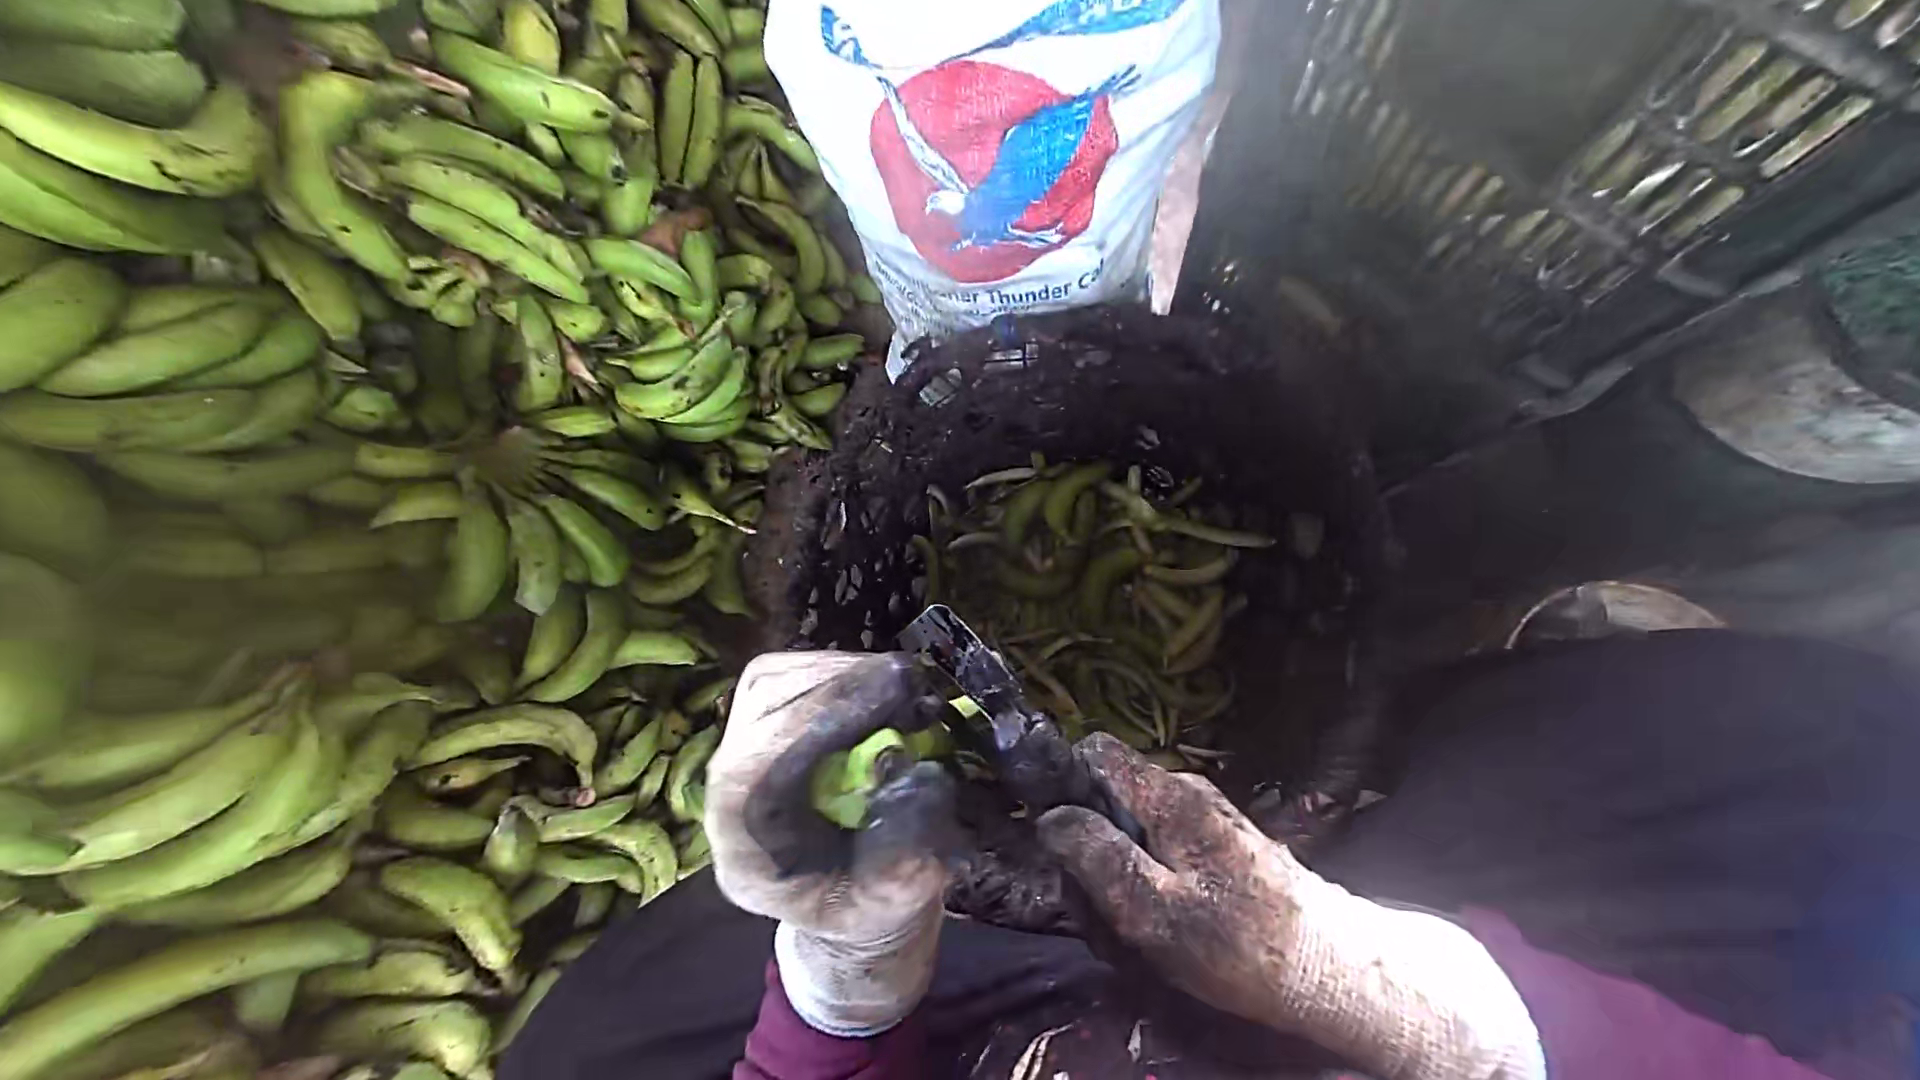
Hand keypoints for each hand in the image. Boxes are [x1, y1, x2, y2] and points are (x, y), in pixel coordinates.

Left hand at [705, 651, 955, 1036]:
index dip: (826, 715)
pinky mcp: (764, 721)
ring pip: (773, 677)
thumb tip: (924, 775)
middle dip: (842, 681)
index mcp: (743, 844)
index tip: (897, 691)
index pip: (759, 758)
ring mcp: (740, 747)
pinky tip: (879, 687)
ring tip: (901, 684)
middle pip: (761, 703)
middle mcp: (726, 787)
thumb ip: (908, 852)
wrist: (844, 892)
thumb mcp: (894, 900)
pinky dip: (840, 668)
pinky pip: (790, 673)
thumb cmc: (863, 905)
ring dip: (844, 669)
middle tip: (911, 681)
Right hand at [1037, 734, 1544, 1079]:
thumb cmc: (1243, 945)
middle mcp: (1183, 790)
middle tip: (1098, 908)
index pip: (1096, 751)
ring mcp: (1203, 815)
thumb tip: (1051, 816)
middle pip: (1109, 792)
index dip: (1067, 781)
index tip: (1061, 836)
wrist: (1339, 971)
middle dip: (1090, 843)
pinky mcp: (1216, 842)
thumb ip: (1098, 856)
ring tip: (1131, 929)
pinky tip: (1161, 925)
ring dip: (1117, 868)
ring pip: (1131, 823)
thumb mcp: (1155, 912)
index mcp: (1167, 795)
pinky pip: (1159, 842)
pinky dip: (1146, 876)